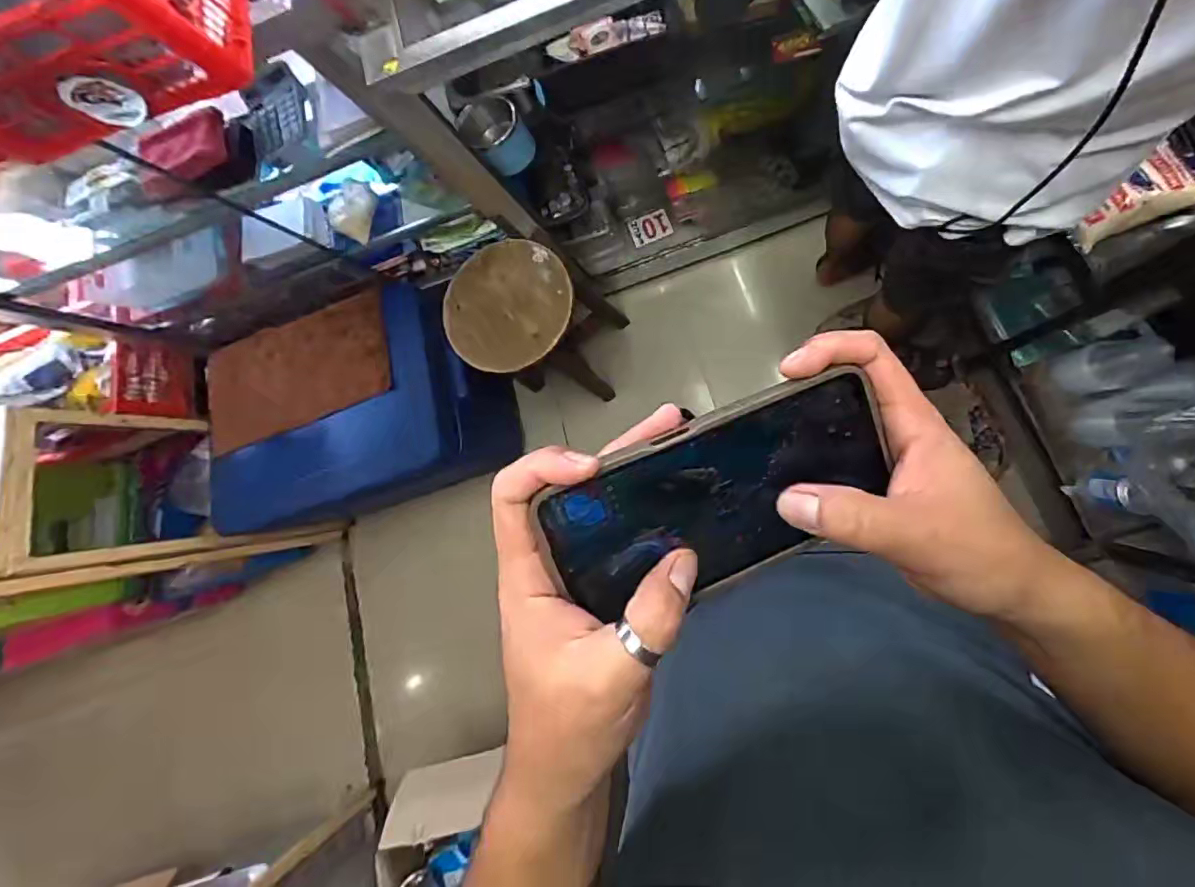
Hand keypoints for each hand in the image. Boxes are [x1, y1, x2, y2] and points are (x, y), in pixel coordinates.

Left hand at [489, 405, 698, 807]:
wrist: (568, 770)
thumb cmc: (569, 726)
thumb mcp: (612, 676)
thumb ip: (647, 622)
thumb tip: (683, 559)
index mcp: (527, 576)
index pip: (511, 498)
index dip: (543, 467)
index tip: (593, 468)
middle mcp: (549, 561)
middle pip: (567, 487)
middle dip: (614, 451)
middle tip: (665, 424)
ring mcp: (578, 572)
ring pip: (599, 506)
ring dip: (635, 472)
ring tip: (678, 442)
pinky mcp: (605, 587)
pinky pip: (624, 535)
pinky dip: (649, 510)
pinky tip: (681, 500)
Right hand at [775, 332, 1066, 623]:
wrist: (1011, 590)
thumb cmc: (977, 551)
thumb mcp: (911, 533)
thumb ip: (850, 517)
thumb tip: (787, 499)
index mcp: (916, 423)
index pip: (875, 356)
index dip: (831, 347)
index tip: (790, 370)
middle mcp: (903, 431)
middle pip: (855, 380)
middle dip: (813, 377)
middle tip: (773, 400)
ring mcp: (895, 458)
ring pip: (848, 421)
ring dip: (812, 419)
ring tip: (774, 435)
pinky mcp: (887, 488)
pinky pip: (845, 460)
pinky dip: (818, 460)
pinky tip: (796, 480)